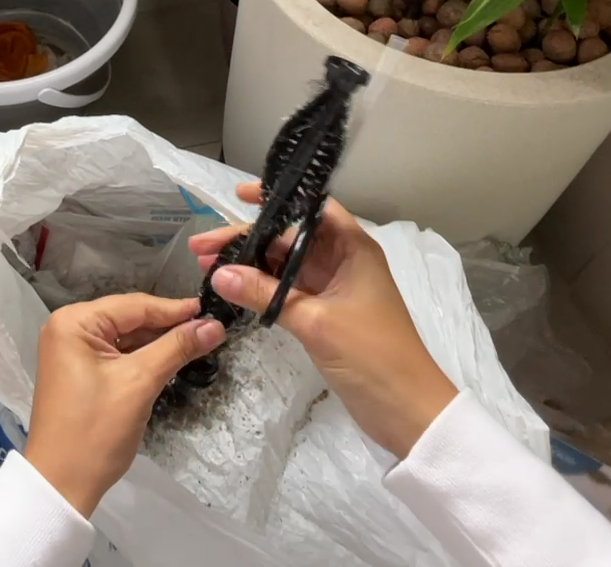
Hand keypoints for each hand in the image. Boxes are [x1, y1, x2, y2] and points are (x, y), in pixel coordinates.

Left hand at [22, 293, 226, 515]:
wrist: (60, 488)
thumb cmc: (95, 432)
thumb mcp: (139, 384)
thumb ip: (176, 349)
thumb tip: (214, 325)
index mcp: (74, 322)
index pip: (133, 306)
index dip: (174, 309)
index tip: (210, 310)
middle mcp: (69, 328)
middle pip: (129, 318)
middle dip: (167, 325)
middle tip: (208, 327)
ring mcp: (72, 350)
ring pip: (125, 336)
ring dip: (157, 341)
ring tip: (197, 340)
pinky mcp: (80, 371)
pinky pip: (117, 354)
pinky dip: (142, 356)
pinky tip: (169, 357)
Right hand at [191, 183, 458, 458]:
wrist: (409, 414)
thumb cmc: (373, 356)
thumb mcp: (315, 321)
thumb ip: (265, 294)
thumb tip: (219, 274)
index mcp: (352, 247)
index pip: (311, 207)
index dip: (277, 196)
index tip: (238, 196)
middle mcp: (342, 259)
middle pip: (287, 236)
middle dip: (247, 238)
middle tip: (202, 247)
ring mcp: (332, 287)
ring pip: (283, 264)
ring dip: (249, 264)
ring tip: (205, 266)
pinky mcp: (324, 312)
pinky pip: (286, 289)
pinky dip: (260, 287)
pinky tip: (231, 289)